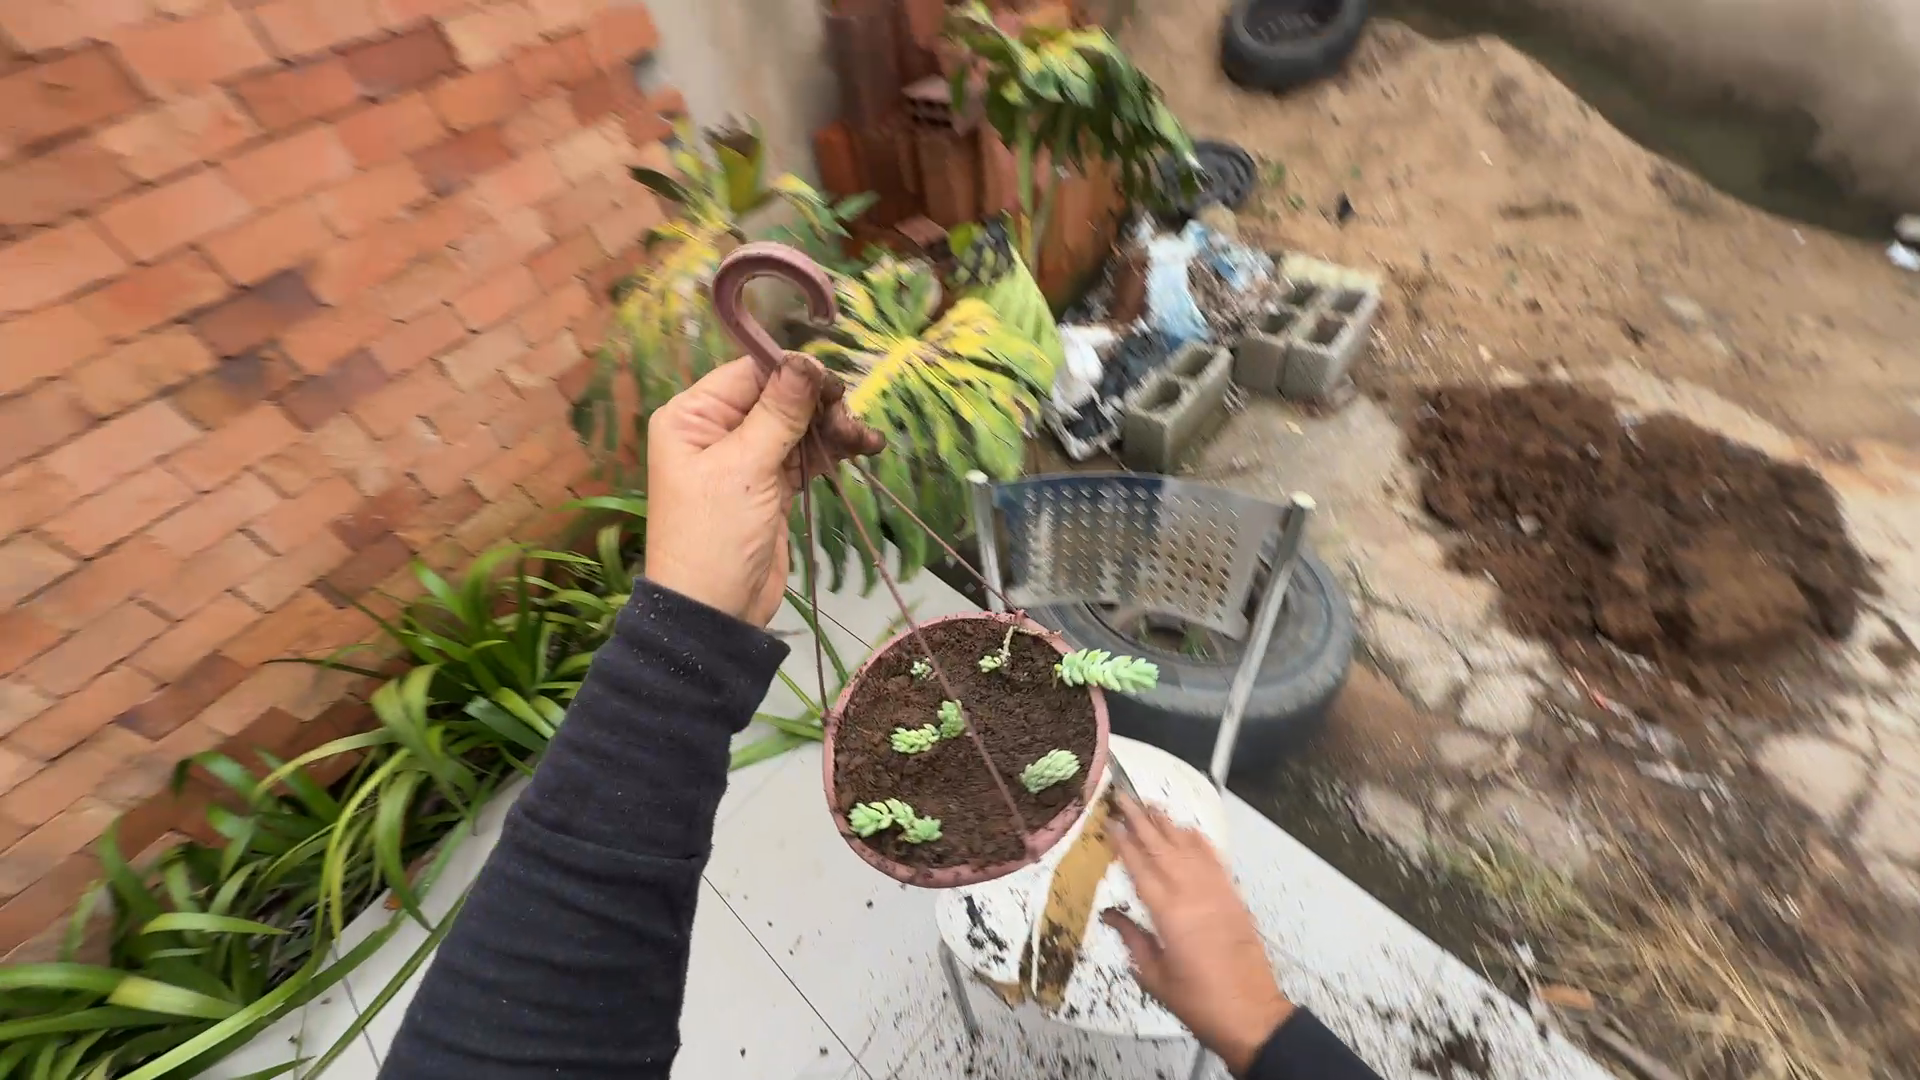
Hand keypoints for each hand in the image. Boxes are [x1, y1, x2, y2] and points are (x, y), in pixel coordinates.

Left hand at [644, 352, 882, 625]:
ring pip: (798, 427)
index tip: (835, 385)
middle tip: (851, 422)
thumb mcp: (745, 468)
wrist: (715, 611)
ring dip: (833, 429)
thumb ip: (778, 413)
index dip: (794, 374)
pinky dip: (832, 452)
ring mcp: (747, 459)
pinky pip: (805, 456)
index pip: (750, 374)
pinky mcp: (771, 486)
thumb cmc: (715, 535)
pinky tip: (863, 448)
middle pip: (779, 398)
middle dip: (819, 406)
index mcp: (694, 416)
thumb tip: (805, 362)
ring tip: (867, 440)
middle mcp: (718, 431)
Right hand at [1103, 795, 1293, 1076]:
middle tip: (1123, 796)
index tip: (1109, 820)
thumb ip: (1132, 940)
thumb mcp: (1155, 976)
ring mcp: (1215, 890)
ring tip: (1150, 802)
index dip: (1123, 841)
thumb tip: (1110, 916)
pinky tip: (1187, 828)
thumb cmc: (1199, 1000)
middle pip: (1160, 846)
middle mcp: (1190, 893)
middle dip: (1140, 819)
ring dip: (1167, 822)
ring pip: (1186, 845)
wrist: (1252, 1015)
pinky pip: (1213, 858)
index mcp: (1168, 912)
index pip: (1139, 866)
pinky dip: (1199, 840)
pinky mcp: (1232, 895)